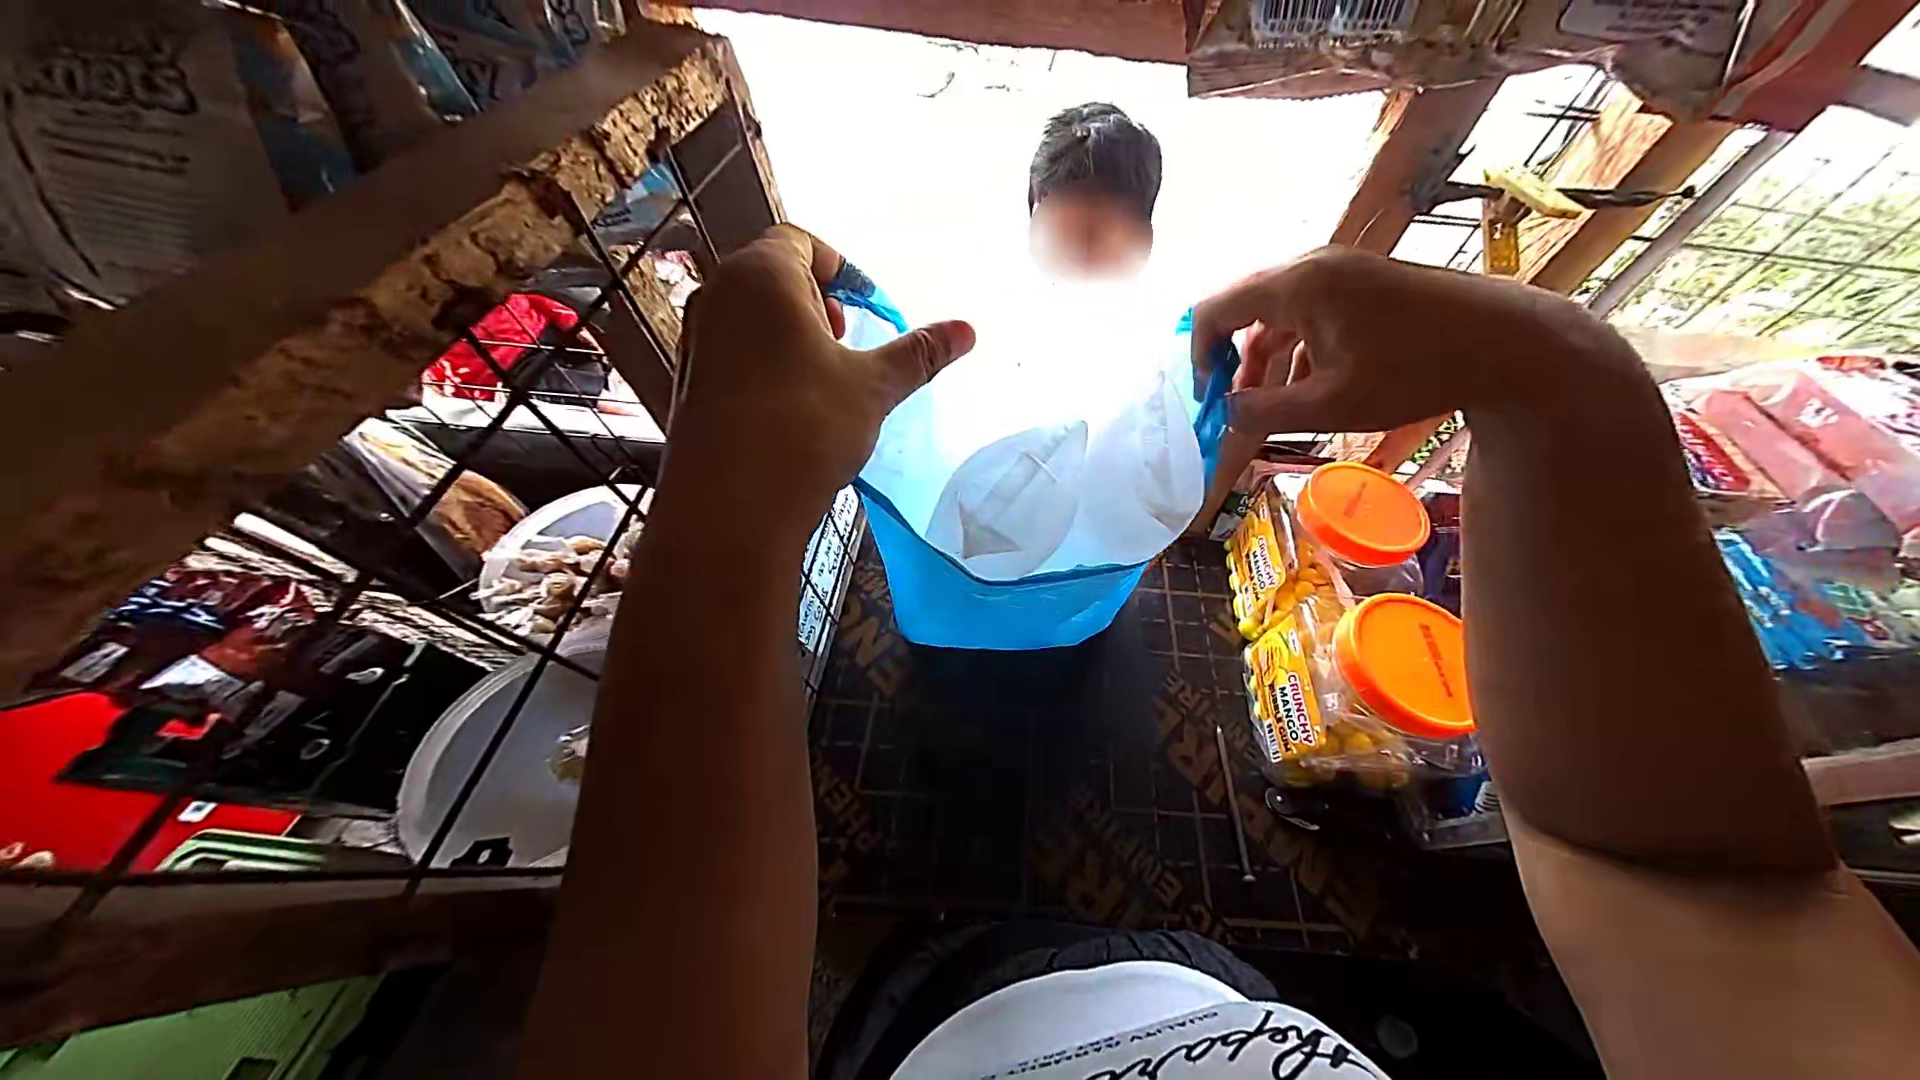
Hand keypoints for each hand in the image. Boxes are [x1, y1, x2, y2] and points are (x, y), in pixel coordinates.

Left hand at [670, 225, 974, 521]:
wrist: (731, 503)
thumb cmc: (806, 426)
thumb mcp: (873, 386)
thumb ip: (918, 353)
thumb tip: (967, 329)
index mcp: (762, 276)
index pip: (801, 241)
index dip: (842, 270)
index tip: (867, 309)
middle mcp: (718, 295)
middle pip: (773, 276)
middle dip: (818, 303)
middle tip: (846, 344)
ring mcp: (696, 340)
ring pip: (750, 316)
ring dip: (791, 335)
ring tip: (821, 380)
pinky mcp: (688, 381)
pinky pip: (732, 352)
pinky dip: (764, 363)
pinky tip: (788, 409)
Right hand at [1190, 247, 1643, 436]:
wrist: (1511, 343)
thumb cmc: (1416, 373)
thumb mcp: (1329, 405)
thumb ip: (1263, 412)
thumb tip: (1225, 413)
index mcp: (1297, 286)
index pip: (1214, 311)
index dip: (1198, 356)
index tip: (1208, 396)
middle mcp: (1311, 266)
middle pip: (1242, 311)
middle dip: (1229, 361)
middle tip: (1231, 402)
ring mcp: (1338, 271)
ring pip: (1273, 316)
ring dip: (1262, 360)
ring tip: (1268, 403)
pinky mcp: (1359, 282)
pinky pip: (1304, 314)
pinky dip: (1293, 350)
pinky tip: (1307, 386)